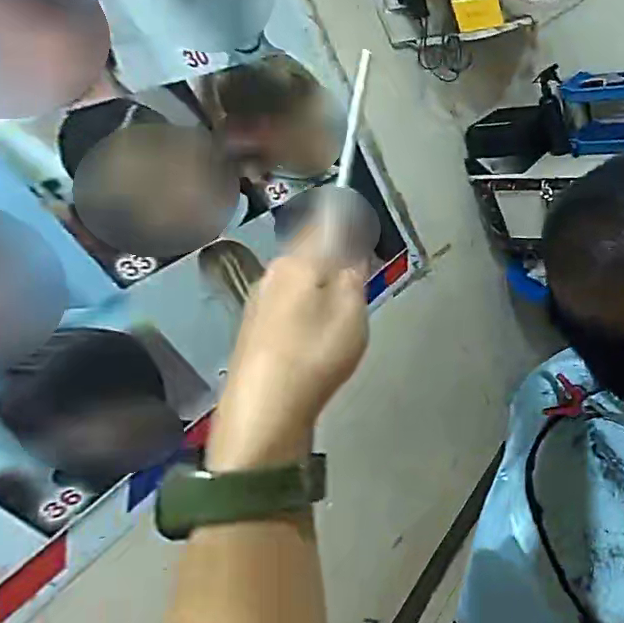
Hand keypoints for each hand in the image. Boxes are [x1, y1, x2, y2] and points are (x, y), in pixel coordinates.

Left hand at [206, 215, 369, 472]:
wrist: (266, 406)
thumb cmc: (316, 352)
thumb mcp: (351, 308)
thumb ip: (352, 270)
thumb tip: (351, 238)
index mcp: (298, 263)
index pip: (325, 223)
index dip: (347, 216)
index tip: (365, 217)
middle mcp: (273, 274)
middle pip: (310, 250)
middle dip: (337, 250)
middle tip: (365, 261)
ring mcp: (260, 301)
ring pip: (301, 275)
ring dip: (325, 277)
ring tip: (350, 295)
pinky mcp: (257, 327)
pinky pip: (292, 298)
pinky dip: (312, 299)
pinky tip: (323, 323)